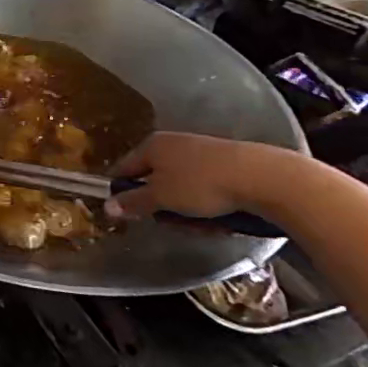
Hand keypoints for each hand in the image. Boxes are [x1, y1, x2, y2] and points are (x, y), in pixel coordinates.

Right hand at [104, 131, 300, 220]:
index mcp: (151, 145)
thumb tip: (106, 206)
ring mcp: (199, 152)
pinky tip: (218, 215)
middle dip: (160, 204)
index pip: (124, 168)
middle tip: (170, 220)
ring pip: (179, 186)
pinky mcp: (222, 163)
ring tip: (199, 222)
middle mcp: (172, 143)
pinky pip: (202, 186)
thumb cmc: (201, 184)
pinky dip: (205, 203)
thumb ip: (133, 202)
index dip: (121, 191)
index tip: (126, 212)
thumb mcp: (162, 198)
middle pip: (153, 179)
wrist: (261, 177)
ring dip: (184, 208)